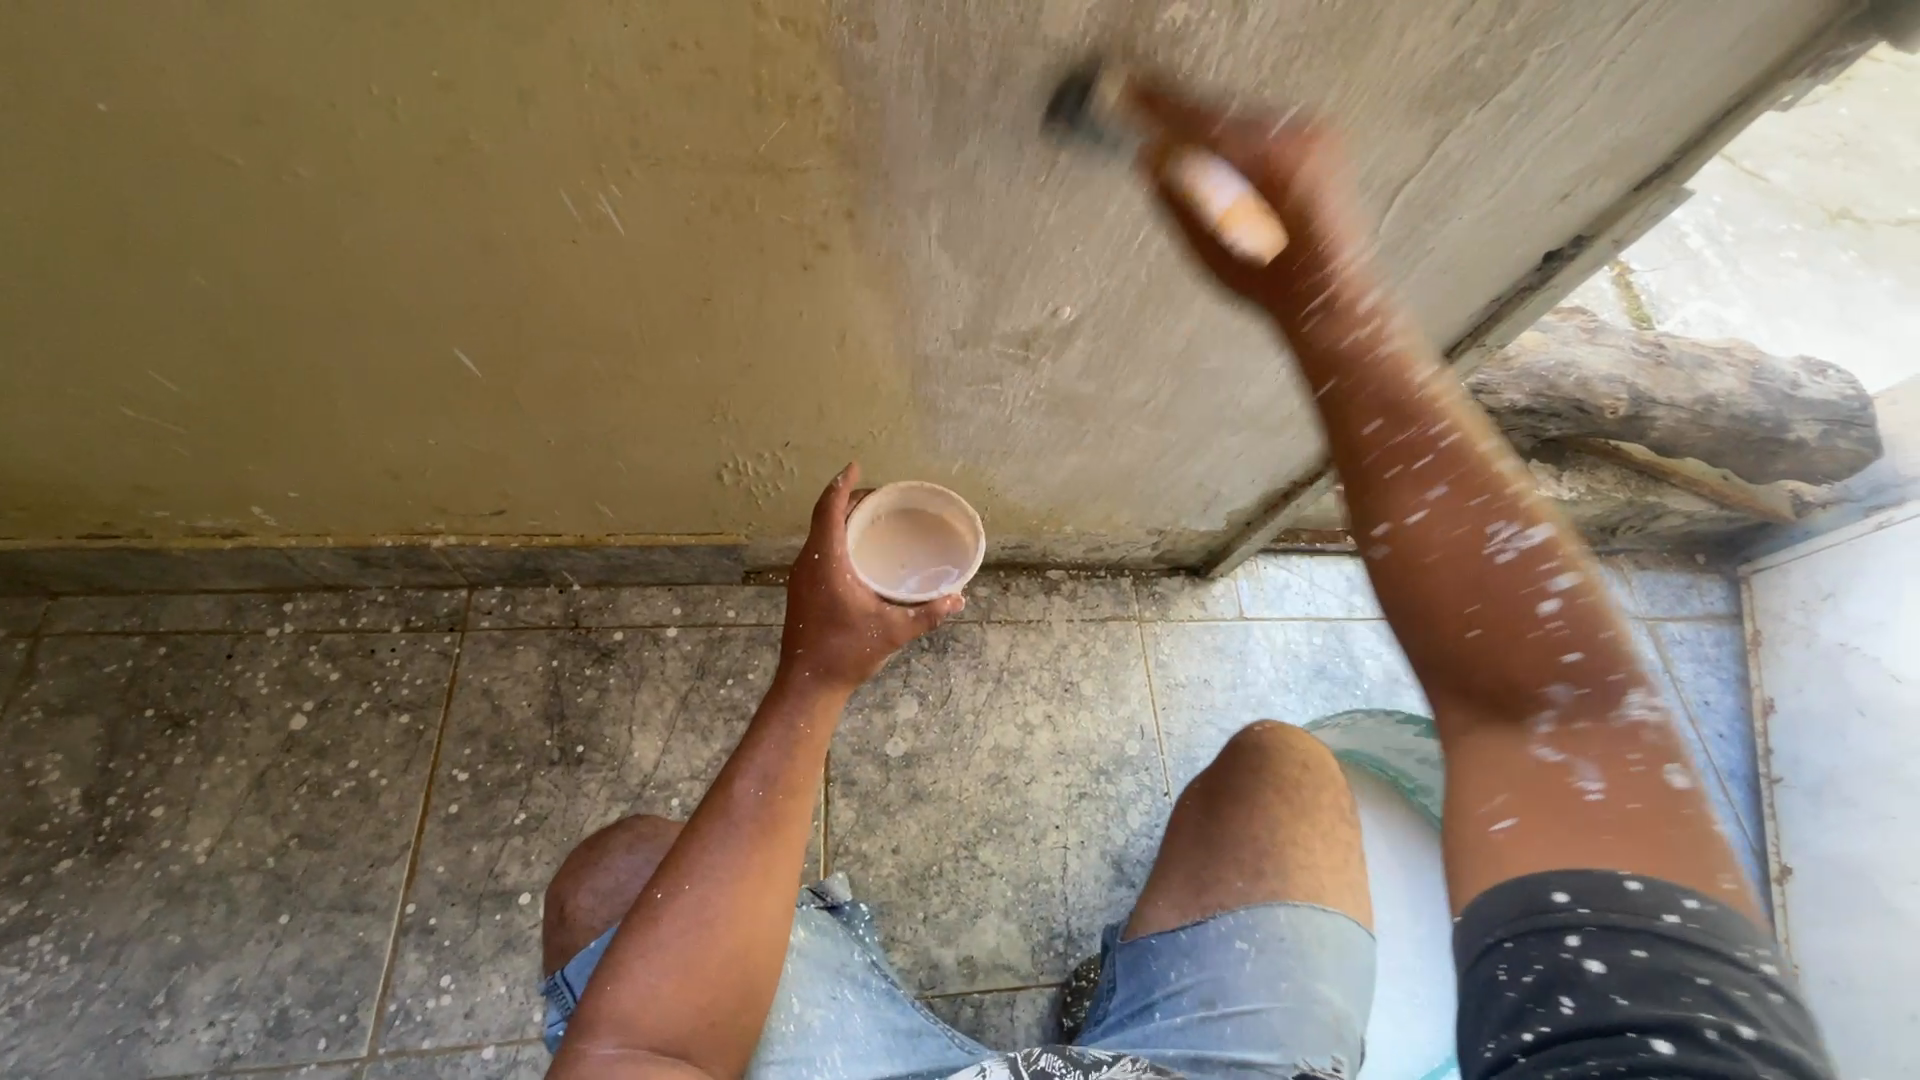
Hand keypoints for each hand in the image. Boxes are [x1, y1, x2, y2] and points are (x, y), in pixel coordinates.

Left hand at [777, 464, 964, 696]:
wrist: (807, 685)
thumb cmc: (846, 654)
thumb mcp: (893, 632)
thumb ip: (927, 614)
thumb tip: (957, 599)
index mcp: (826, 562)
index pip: (829, 510)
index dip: (842, 485)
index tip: (855, 466)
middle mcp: (808, 564)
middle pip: (823, 518)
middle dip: (847, 499)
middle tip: (878, 495)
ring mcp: (801, 578)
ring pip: (819, 535)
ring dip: (840, 520)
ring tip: (870, 516)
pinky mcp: (802, 592)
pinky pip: (818, 551)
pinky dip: (835, 539)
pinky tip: (856, 551)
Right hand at [1130, 78, 1375, 318]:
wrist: (1329, 293)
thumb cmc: (1268, 282)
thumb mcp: (1209, 246)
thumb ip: (1178, 198)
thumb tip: (1149, 156)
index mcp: (1268, 161)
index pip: (1202, 122)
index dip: (1163, 109)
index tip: (1131, 96)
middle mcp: (1296, 135)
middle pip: (1224, 115)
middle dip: (1186, 119)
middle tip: (1151, 116)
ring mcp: (1314, 134)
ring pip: (1244, 120)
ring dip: (1213, 131)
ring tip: (1183, 146)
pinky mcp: (1322, 140)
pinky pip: (1267, 128)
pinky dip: (1239, 139)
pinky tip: (1222, 156)